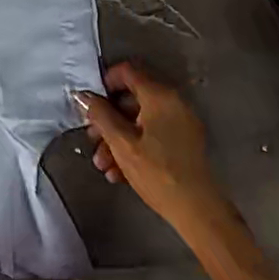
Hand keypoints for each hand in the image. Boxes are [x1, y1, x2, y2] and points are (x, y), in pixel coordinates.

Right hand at [76, 62, 226, 229]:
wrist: (195, 207)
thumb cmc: (157, 171)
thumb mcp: (122, 144)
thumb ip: (101, 116)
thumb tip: (83, 96)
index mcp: (159, 95)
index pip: (128, 72)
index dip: (106, 82)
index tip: (90, 102)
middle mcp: (172, 101)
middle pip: (133, 99)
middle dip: (108, 120)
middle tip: (91, 139)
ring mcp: (180, 121)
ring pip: (141, 120)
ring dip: (118, 139)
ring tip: (103, 165)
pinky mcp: (183, 141)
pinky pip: (154, 134)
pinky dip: (136, 146)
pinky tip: (119, 172)